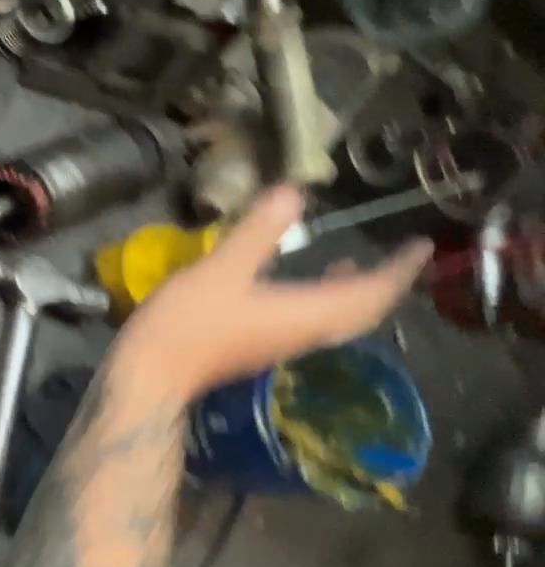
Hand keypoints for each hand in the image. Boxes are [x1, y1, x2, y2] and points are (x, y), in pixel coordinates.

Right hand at [114, 187, 432, 398]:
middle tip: (385, 259)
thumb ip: (258, 233)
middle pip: (360, 310)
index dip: (398, 267)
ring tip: (339, 268)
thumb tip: (293, 192)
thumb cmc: (188, 323)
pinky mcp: (255, 350)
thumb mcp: (220, 270)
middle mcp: (306, 331)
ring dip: (346, 294)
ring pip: (334, 319)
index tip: (417, 246)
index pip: (374, 289)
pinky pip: (307, 325)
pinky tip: (289, 291)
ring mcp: (280, 344)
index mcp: (310, 311)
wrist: (151, 375)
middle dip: (376, 283)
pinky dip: (316, 304)